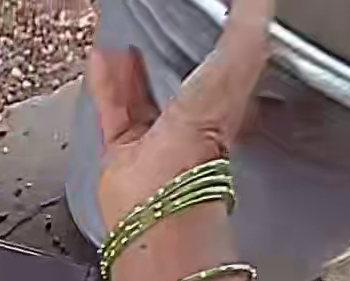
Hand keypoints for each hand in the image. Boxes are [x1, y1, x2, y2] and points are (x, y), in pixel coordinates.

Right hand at [88, 0, 271, 229]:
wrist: (158, 194)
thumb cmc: (199, 143)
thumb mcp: (239, 61)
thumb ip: (248, 22)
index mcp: (223, 105)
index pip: (222, 63)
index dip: (215, 36)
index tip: (208, 14)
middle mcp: (187, 125)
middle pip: (177, 81)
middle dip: (168, 54)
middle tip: (160, 29)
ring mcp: (152, 142)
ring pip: (140, 98)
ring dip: (131, 70)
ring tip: (123, 43)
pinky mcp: (121, 153)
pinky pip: (112, 111)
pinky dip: (105, 85)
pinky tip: (101, 60)